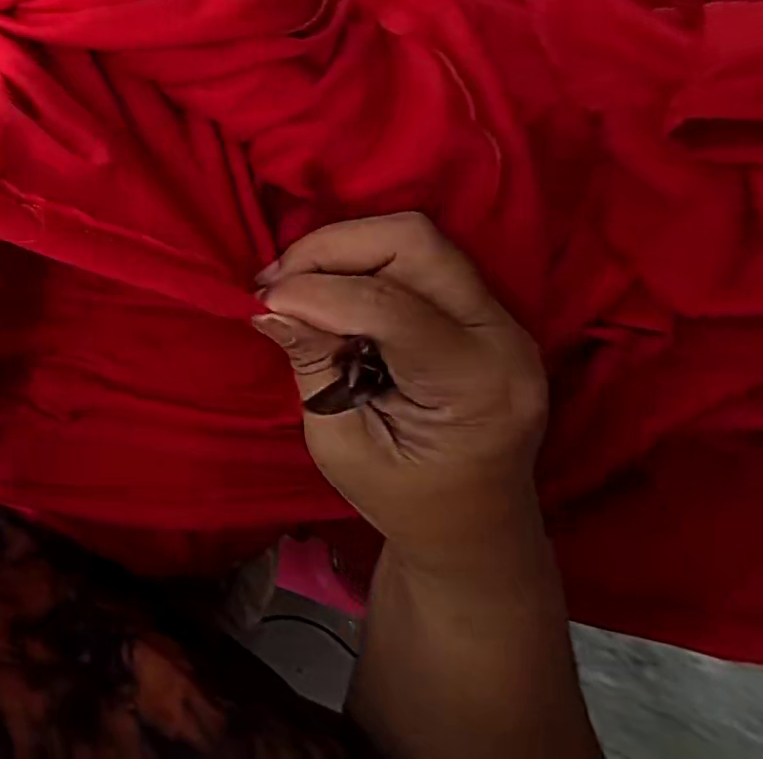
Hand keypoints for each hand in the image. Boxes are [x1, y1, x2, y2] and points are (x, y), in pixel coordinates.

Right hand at [251, 213, 548, 572]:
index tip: (261, 305)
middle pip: (414, 241)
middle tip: (275, 284)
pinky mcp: (477, 310)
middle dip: (328, 249)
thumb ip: (312, 366)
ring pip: (412, 237)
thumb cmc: (404, 498)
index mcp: (474, 385)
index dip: (313, 294)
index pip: (390, 306)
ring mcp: (497, 318)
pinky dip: (352, 258)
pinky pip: (411, 255)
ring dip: (338, 248)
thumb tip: (267, 308)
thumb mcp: (341, 444)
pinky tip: (319, 288)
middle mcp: (501, 338)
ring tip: (291, 284)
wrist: (474, 526)